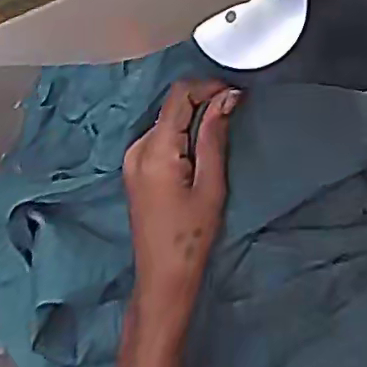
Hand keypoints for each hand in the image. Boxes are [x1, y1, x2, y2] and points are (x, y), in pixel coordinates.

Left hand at [122, 79, 241, 321]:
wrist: (163, 279)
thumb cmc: (191, 235)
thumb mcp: (211, 183)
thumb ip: (215, 134)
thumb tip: (228, 96)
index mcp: (154, 149)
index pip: (179, 96)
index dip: (207, 87)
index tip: (234, 94)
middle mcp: (137, 147)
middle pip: (172, 106)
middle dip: (203, 102)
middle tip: (232, 112)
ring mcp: (132, 158)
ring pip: (167, 119)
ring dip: (193, 118)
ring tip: (220, 133)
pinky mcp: (135, 168)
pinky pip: (160, 136)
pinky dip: (182, 133)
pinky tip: (199, 150)